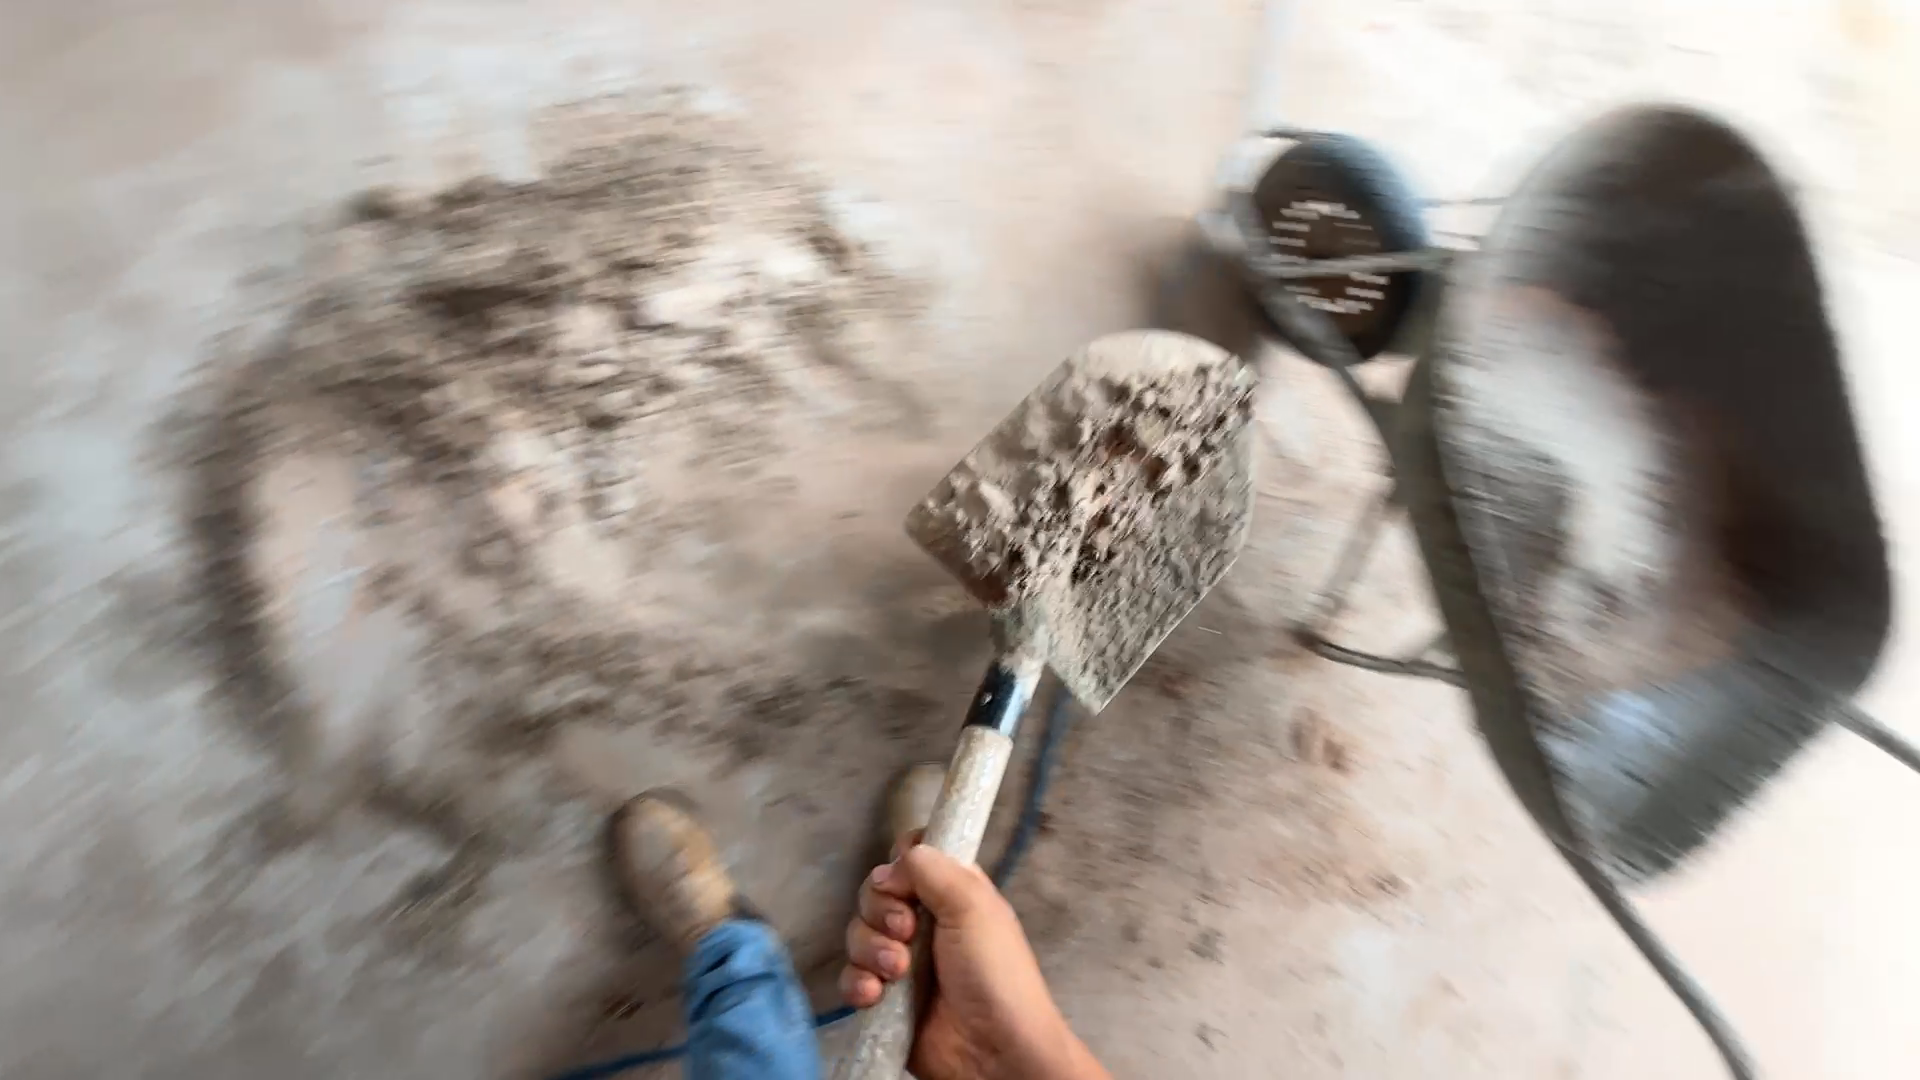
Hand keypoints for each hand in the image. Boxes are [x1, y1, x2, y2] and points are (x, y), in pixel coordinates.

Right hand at [840, 841, 1109, 1079]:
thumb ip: (930, 868)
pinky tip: (875, 996)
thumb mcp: (972, 903)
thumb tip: (887, 869)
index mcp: (949, 888)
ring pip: (858, 931)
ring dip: (872, 949)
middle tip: (907, 932)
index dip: (900, 861)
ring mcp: (901, 957)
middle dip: (882, 910)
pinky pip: (850, 976)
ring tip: (898, 972)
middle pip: (875, 890)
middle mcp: (922, 916)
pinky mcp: (883, 997)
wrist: (995, 1051)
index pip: (910, 853)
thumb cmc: (994, 970)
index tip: (905, 877)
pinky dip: (857, 982)